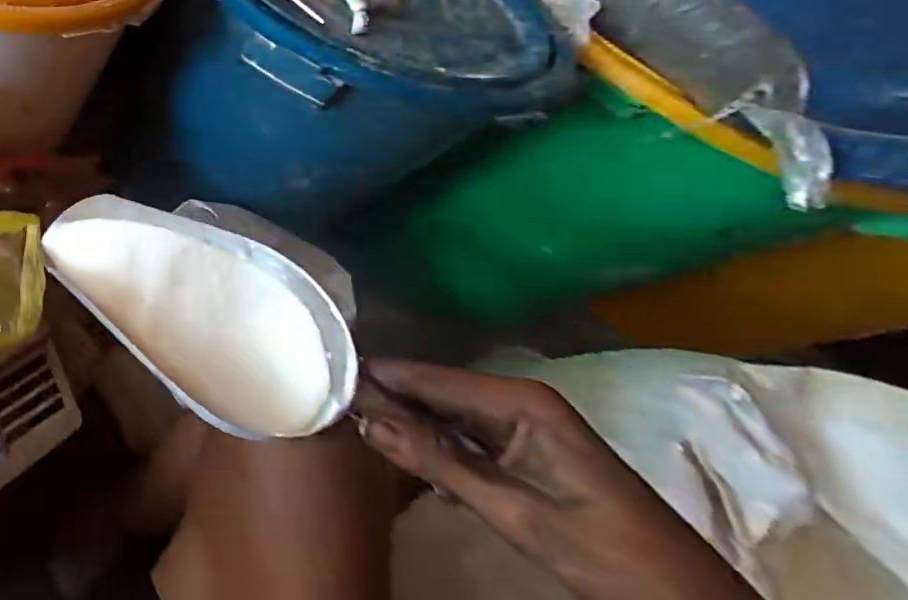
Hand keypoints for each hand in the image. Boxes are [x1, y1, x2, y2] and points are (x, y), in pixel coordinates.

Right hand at [352, 359, 757, 599]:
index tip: (322, 378)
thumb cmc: (609, 554)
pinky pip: (463, 434)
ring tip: (356, 430)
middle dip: (385, 401)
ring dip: (406, 424)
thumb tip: (363, 420)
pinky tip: (409, 459)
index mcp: (516, 400)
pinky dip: (434, 445)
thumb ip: (437, 462)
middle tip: (331, 408)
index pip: (424, 376)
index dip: (374, 378)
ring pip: (443, 412)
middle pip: (431, 390)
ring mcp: (522, 422)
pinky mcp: (525, 447)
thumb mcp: (516, 512)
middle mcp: (515, 398)